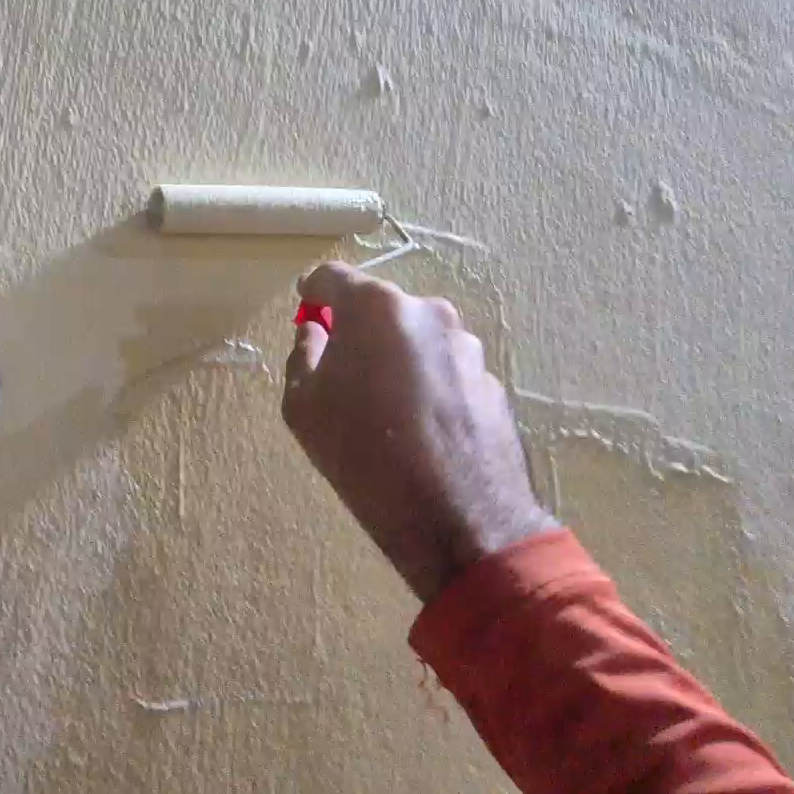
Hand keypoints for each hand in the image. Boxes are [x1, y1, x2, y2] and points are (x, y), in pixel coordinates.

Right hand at [281, 262, 555, 602]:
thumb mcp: (301, 403)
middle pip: (379, 308)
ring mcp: (467, 348)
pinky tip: (416, 428)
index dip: (312, 290)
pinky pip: (443, 370)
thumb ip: (303, 354)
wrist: (456, 517)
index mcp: (376, 308)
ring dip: (393, 357)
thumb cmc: (360, 451)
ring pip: (414, 339)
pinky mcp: (491, 383)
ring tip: (380, 406)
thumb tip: (316, 332)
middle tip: (338, 368)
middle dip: (356, 328)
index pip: (333, 276)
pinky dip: (424, 385)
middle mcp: (428, 314)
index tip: (304, 307)